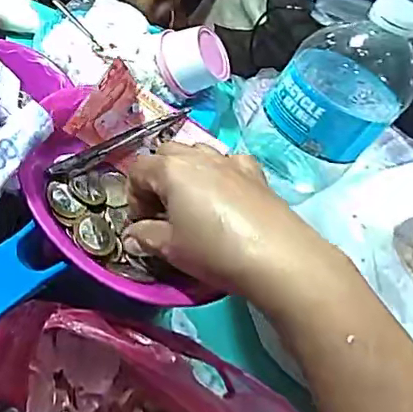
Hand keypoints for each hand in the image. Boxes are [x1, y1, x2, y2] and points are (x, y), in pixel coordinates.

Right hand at [122, 144, 355, 312]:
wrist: (281, 260)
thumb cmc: (216, 250)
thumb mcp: (172, 249)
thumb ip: (145, 237)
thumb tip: (131, 236)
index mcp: (169, 169)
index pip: (136, 171)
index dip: (134, 197)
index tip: (143, 223)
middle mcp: (195, 156)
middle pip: (164, 154)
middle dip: (157, 178)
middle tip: (164, 211)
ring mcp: (227, 161)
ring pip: (196, 152)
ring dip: (187, 170)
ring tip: (193, 201)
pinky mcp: (254, 173)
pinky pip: (228, 161)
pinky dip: (222, 172)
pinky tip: (227, 193)